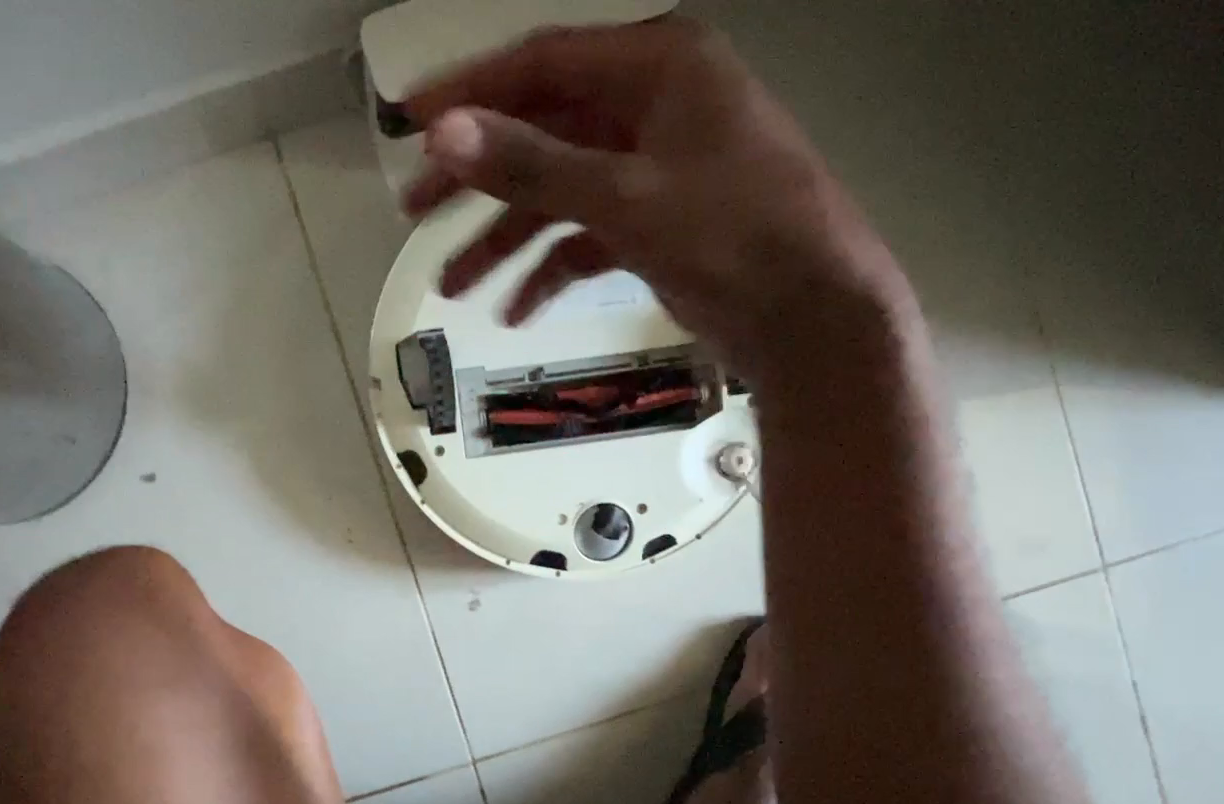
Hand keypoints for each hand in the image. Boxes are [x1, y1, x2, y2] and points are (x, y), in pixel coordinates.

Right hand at [403, 17, 913, 374]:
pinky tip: (516, 310)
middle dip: (477, 177)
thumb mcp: (624, 198)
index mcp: (657, 67)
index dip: (470, 94)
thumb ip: (531, 165)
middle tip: (412, 210)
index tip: (409, 125)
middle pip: (541, 131)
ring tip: (452, 285)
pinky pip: (584, 236)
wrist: (814, 319)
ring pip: (557, 192)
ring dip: (504, 238)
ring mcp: (653, 169)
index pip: (541, 64)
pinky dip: (549, 270)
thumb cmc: (733, 237)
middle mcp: (652, 106)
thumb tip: (442, 132)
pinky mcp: (655, 224)